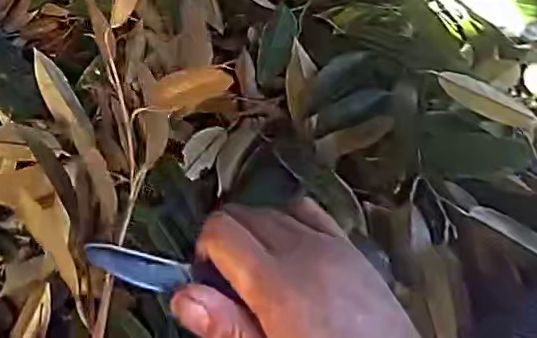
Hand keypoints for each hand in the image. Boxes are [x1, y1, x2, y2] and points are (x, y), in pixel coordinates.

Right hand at [171, 200, 415, 337]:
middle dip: (227, 242)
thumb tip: (183, 295)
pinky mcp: (354, 252)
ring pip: (272, 210)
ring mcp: (333, 247)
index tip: (207, 284)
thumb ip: (228, 328)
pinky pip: (310, 213)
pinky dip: (291, 224)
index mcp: (279, 284)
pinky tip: (293, 256)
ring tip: (260, 277)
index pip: (220, 228)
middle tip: (230, 288)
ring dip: (257, 233)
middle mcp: (304, 251)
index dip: (204, 251)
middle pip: (243, 213)